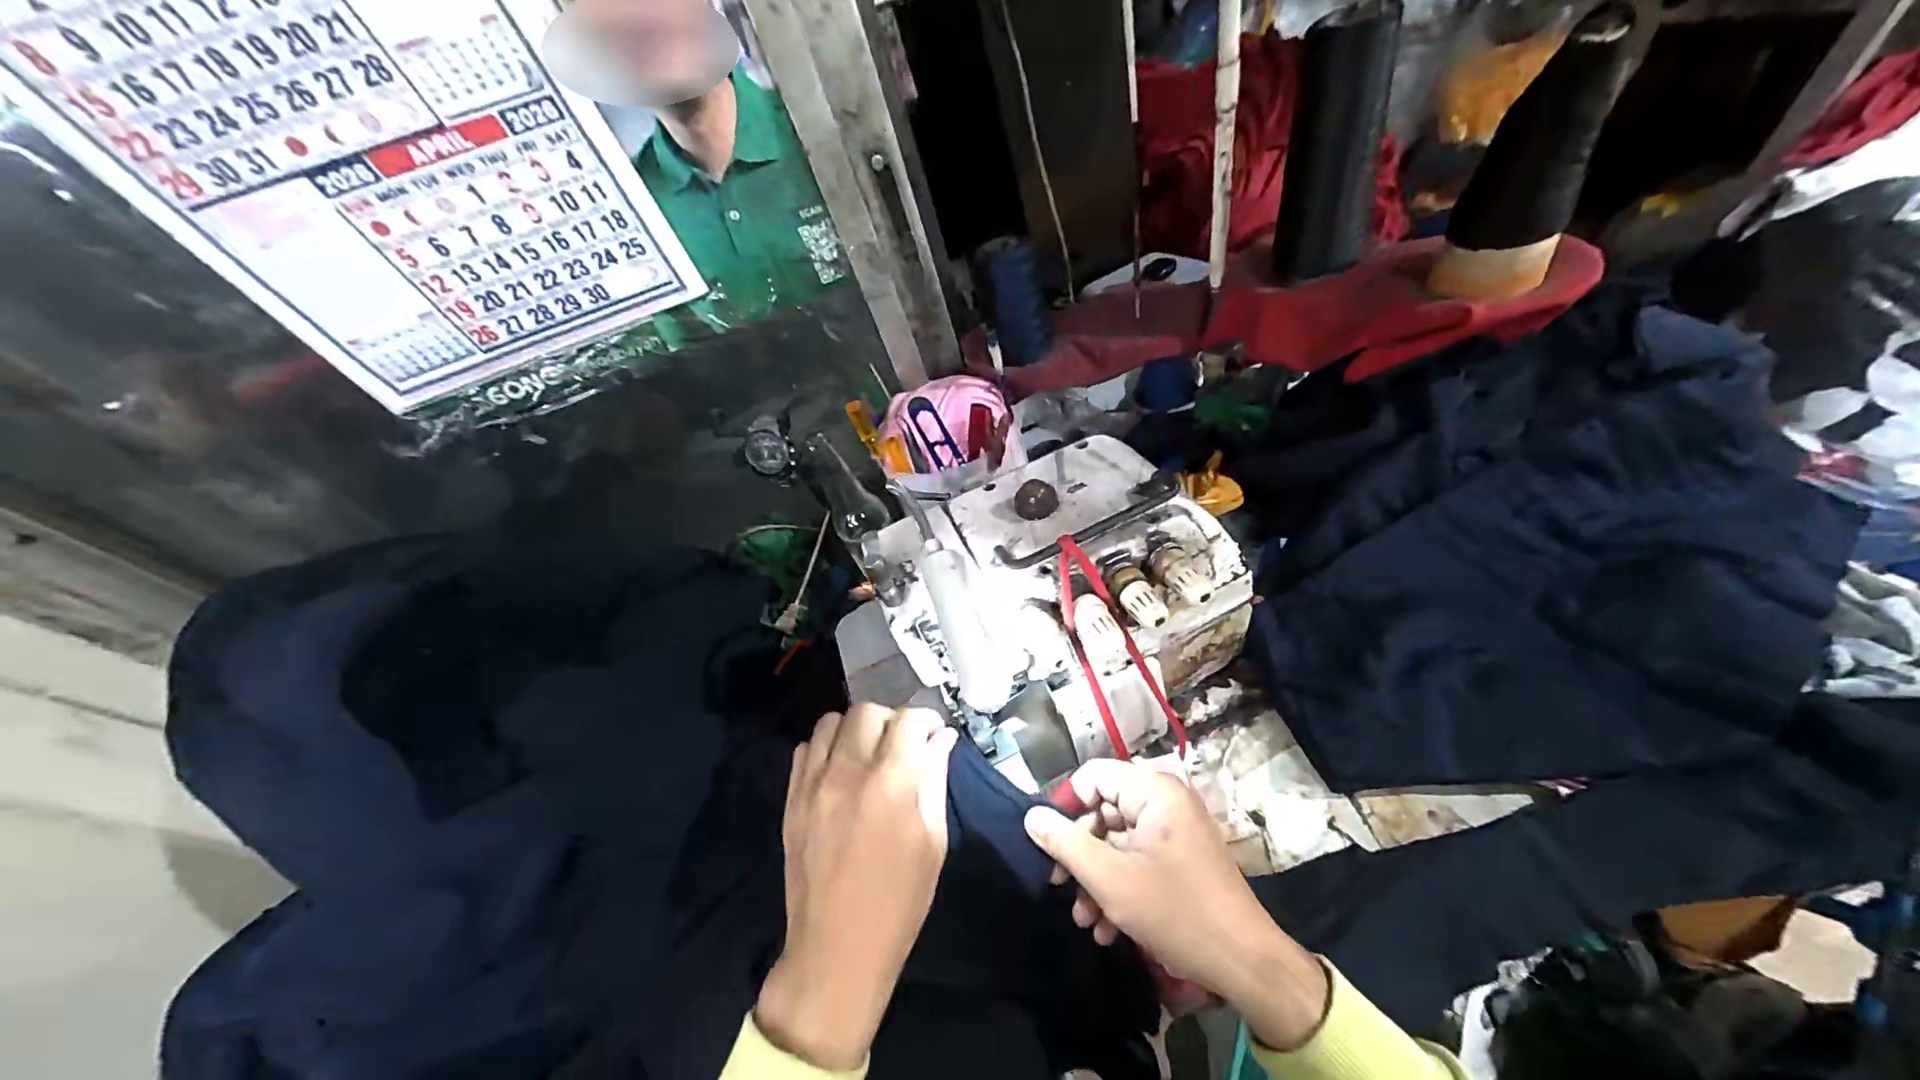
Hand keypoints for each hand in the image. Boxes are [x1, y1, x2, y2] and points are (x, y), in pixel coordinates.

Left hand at [755, 705, 960, 1069]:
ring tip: (869, 751)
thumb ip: (935, 779)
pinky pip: (805, 748)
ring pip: (832, 721)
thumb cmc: (899, 899)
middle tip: (903, 743)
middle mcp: (847, 772)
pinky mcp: (791, 798)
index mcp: (891, 784)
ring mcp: (813, 783)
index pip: (908, 721)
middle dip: (892, 719)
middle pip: (868, 712)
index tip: (934, 732)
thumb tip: (942, 738)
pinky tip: (840, 769)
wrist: (837, 947)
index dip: (926, 720)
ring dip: (856, 728)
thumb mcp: (933, 840)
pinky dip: (826, 747)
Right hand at [1023, 759, 1331, 1050]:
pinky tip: (1107, 927)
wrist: (1246, 964)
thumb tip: (1032, 816)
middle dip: (1079, 852)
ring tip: (1085, 918)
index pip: (1093, 775)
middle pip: (1103, 809)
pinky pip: (1137, 857)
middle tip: (1059, 887)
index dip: (1065, 805)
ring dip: (1095, 877)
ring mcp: (1175, 829)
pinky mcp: (1180, 857)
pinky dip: (1118, 886)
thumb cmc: (1176, 913)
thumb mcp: (1110, 879)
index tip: (1049, 844)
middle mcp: (1165, 800)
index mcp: (1153, 791)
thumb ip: (1065, 843)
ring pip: (1117, 840)